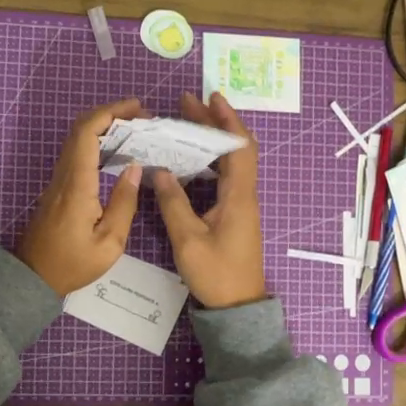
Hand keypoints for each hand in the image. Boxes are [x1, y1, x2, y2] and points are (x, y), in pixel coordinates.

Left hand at [17, 99, 145, 296]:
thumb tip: (134, 168)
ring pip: (76, 140)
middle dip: (109, 114)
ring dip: (103, 127)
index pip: (87, 134)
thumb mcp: (109, 243)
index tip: (137, 109)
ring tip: (133, 130)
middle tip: (140, 116)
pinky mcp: (58, 189)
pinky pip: (76, 154)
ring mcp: (58, 181)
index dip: (110, 113)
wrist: (32, 276)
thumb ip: (124, 204)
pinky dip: (96, 142)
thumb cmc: (72, 264)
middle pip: (80, 130)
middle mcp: (64, 176)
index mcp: (77, 185)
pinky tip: (115, 151)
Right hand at [152, 92, 265, 308]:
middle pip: (234, 150)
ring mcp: (240, 206)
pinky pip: (223, 179)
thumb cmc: (216, 274)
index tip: (210, 97)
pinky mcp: (233, 217)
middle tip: (187, 104)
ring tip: (185, 126)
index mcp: (238, 196)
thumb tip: (161, 171)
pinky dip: (207, 163)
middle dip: (213, 124)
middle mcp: (244, 196)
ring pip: (229, 164)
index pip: (239, 147)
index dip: (227, 119)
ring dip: (210, 142)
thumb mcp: (188, 239)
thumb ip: (173, 203)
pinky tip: (187, 161)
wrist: (237, 308)